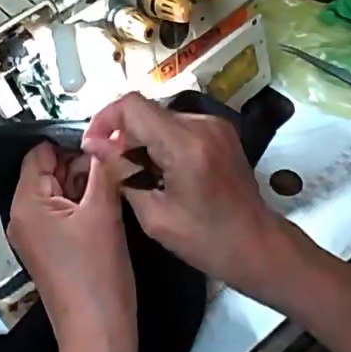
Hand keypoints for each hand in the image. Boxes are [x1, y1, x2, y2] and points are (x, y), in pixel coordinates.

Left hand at [8, 142, 136, 351]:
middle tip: (117, 160)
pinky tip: (113, 201)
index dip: (71, 141)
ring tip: (119, 179)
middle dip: (84, 161)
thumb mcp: (103, 211)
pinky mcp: (56, 247)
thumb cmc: (97, 277)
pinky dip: (89, 202)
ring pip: (64, 189)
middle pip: (53, 169)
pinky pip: (69, 210)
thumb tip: (111, 132)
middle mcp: (25, 216)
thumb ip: (105, 166)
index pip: (41, 152)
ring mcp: (40, 234)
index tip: (104, 138)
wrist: (100, 339)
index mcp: (26, 204)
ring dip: (90, 181)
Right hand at [82, 94, 314, 303]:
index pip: (133, 106)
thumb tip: (93, 144)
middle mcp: (202, 124)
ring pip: (159, 117)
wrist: (257, 244)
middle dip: (123, 134)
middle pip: (146, 110)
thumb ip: (122, 173)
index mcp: (187, 145)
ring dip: (142, 138)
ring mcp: (214, 123)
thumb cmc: (207, 241)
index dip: (105, 119)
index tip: (93, 144)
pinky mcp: (219, 129)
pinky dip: (161, 141)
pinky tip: (161, 170)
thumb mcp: (154, 215)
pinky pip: (177, 124)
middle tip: (113, 167)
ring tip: (139, 174)